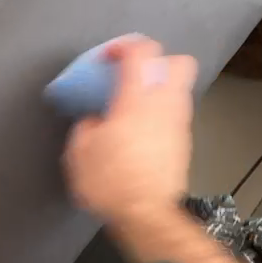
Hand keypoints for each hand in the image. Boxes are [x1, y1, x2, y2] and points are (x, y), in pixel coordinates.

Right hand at [62, 35, 198, 227]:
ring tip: (133, 108)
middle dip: (156, 62)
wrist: (145, 216)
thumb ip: (86, 126)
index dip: (123, 46)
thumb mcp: (79, 152)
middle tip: (132, 76)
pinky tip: (139, 134)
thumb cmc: (112, 183)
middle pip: (178, 61)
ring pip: (178, 90)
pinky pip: (174, 117)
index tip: (107, 58)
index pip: (142, 51)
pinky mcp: (182, 145)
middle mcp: (164, 106)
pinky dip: (159, 116)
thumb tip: (93, 121)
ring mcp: (178, 125)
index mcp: (136, 100)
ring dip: (158, 91)